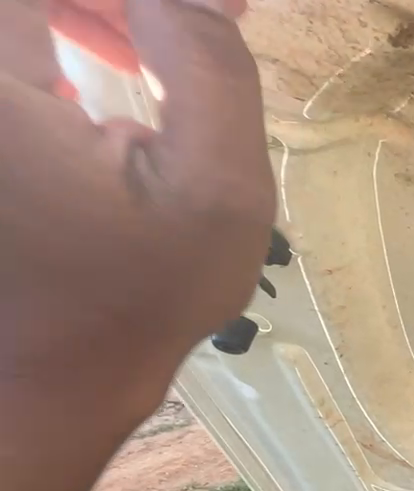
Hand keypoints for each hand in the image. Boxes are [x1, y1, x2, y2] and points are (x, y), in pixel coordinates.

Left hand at [0, 0, 272, 431]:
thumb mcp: (217, 192)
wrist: (50, 357)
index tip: (216, 11)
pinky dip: (48, 38)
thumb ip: (208, 75)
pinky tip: (94, 65)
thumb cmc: (145, 285)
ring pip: (21, 19)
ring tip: (137, 49)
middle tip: (183, 26)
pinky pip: (14, 47)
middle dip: (114, 8)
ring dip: (81, 14)